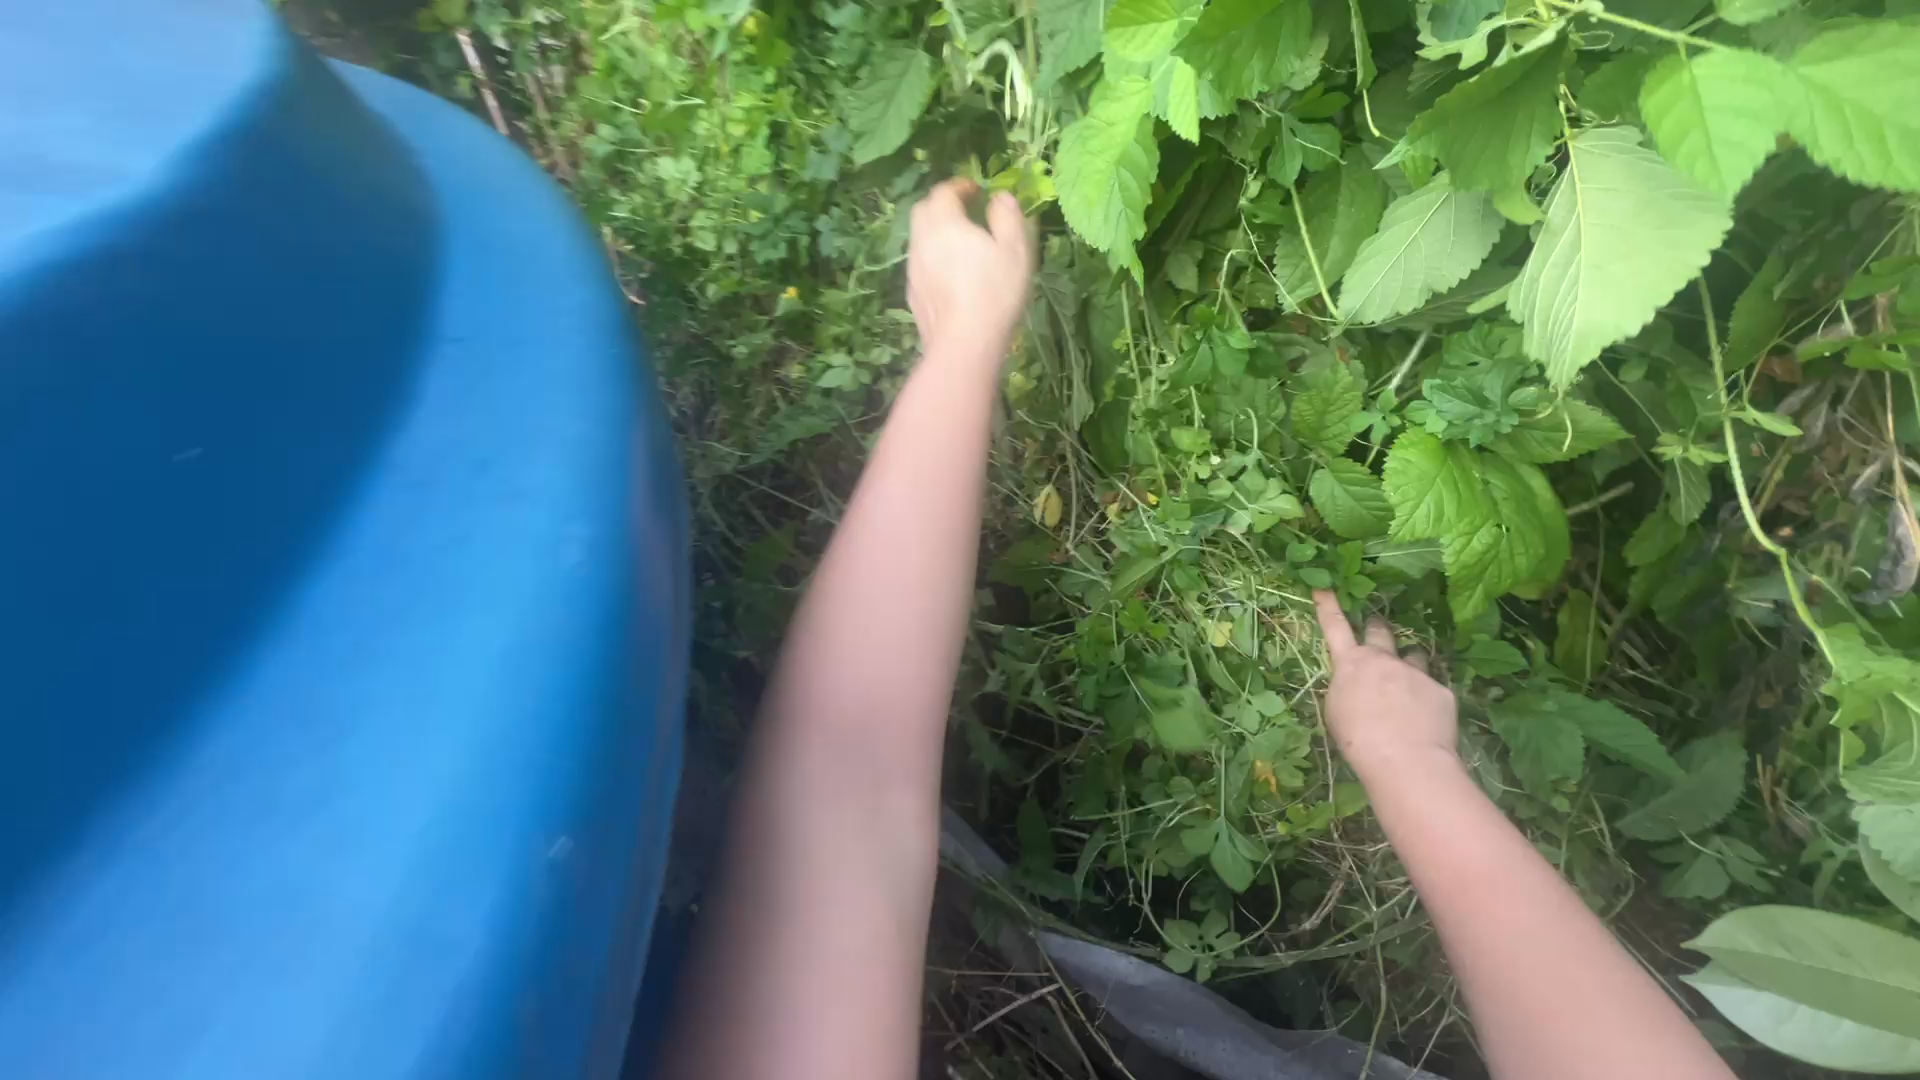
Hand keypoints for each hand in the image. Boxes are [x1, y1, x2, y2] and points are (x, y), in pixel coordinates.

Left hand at [907, 178, 1033, 361]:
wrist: (964, 344)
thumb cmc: (995, 293)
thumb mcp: (1015, 249)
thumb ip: (1008, 216)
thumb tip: (999, 197)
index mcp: (945, 223)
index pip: (943, 191)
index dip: (959, 186)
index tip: (976, 191)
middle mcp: (922, 242)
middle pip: (923, 211)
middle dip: (941, 206)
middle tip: (964, 213)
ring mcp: (913, 270)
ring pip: (919, 240)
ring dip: (935, 235)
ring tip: (959, 246)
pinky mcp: (913, 296)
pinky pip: (920, 267)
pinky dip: (932, 261)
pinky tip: (950, 278)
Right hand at [1312, 590, 1459, 781]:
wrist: (1404, 759)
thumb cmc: (1357, 738)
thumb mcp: (1336, 709)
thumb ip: (1345, 686)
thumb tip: (1356, 682)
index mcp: (1350, 664)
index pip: (1334, 626)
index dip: (1328, 605)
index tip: (1325, 585)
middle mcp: (1383, 659)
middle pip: (1380, 631)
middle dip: (1377, 628)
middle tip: (1377, 630)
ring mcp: (1415, 672)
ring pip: (1414, 656)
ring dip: (1409, 664)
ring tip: (1408, 686)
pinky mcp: (1441, 689)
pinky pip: (1433, 686)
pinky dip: (1428, 697)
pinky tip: (1426, 718)